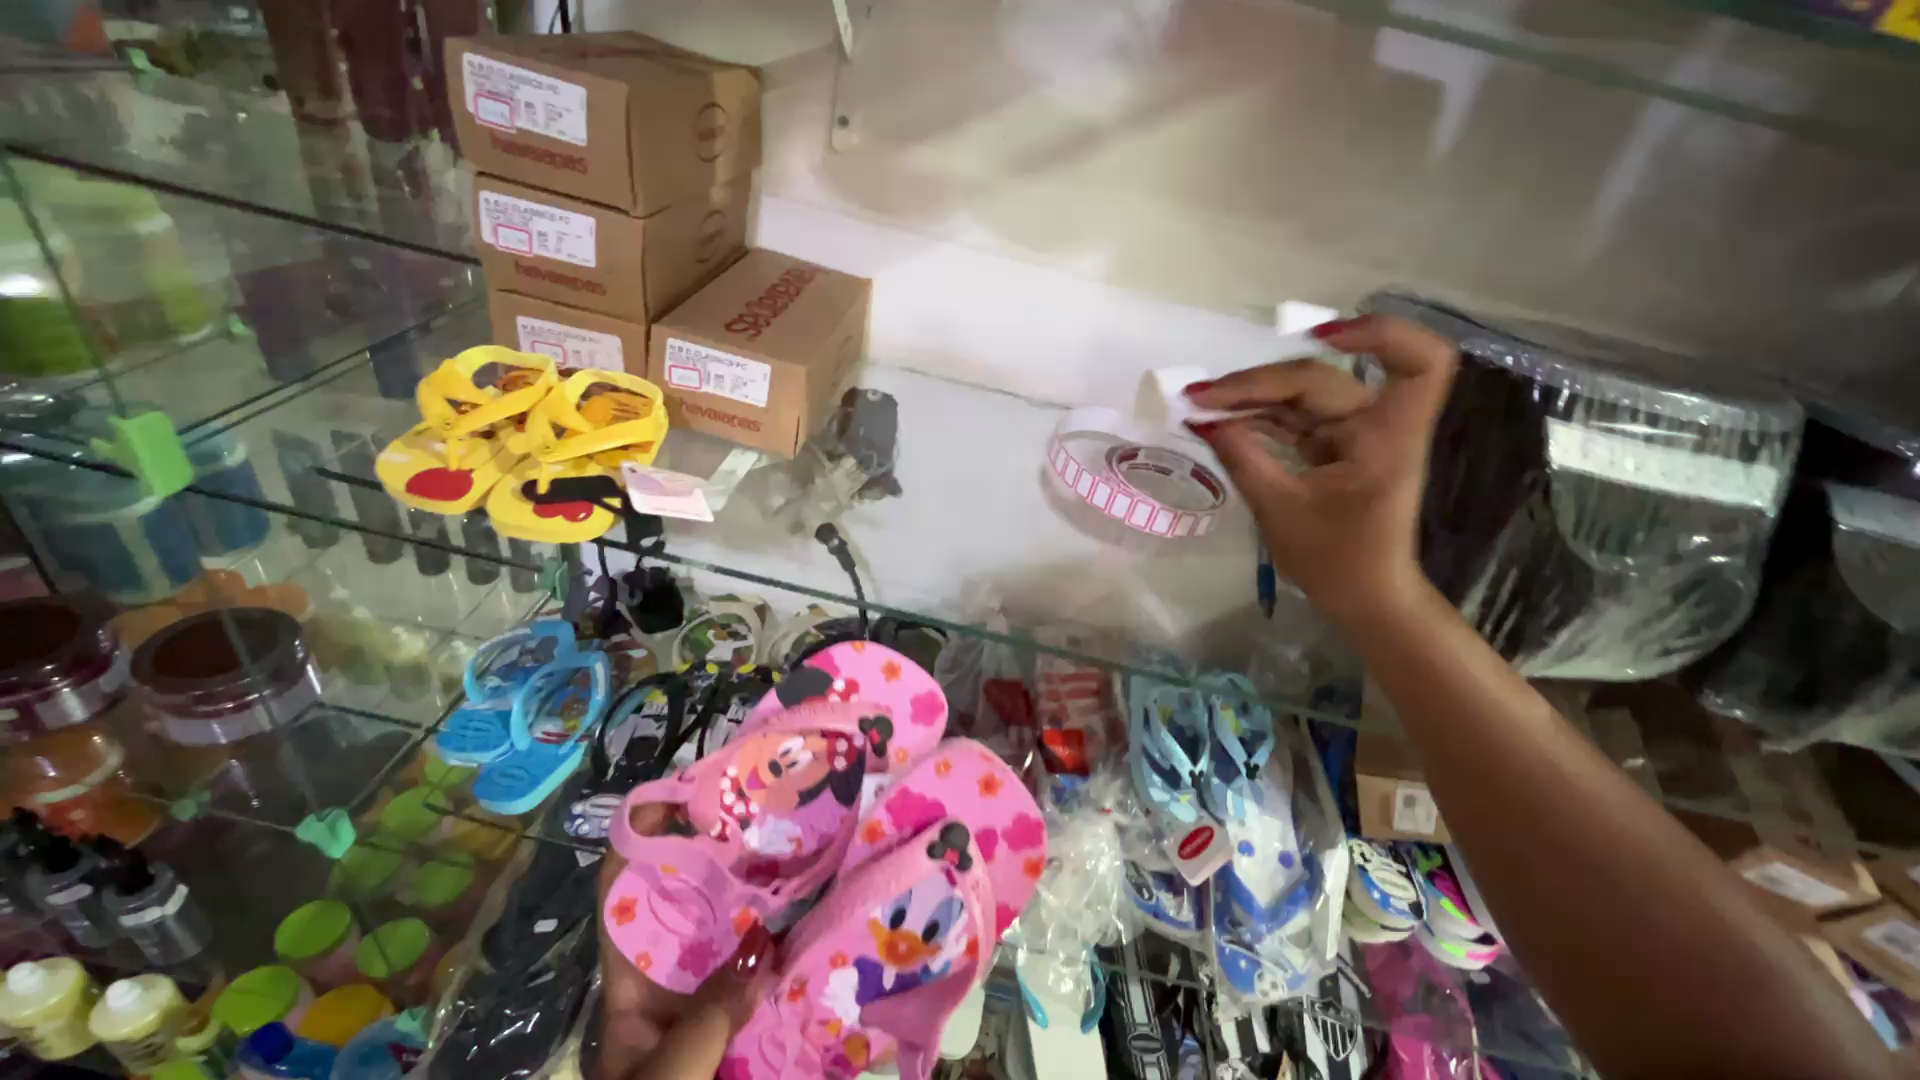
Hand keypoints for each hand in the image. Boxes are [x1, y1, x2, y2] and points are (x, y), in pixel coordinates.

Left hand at [595, 804, 775, 1079]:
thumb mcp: (668, 1076)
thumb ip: (712, 1014)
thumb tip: (768, 945)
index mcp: (625, 990)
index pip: (624, 898)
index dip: (641, 842)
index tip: (684, 795)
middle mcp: (664, 988)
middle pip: (685, 911)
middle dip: (718, 866)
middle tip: (768, 818)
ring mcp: (701, 1010)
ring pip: (728, 946)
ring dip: (759, 910)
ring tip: (801, 858)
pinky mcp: (735, 1034)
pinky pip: (759, 987)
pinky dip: (784, 962)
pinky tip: (818, 933)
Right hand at [1183, 314, 1457, 623]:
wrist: (1364, 598)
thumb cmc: (1336, 561)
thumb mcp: (1281, 510)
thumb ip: (1242, 458)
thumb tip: (1204, 419)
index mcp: (1387, 438)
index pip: (1417, 362)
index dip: (1378, 335)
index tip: (1320, 339)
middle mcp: (1376, 425)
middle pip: (1322, 378)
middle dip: (1259, 383)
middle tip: (1200, 397)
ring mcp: (1354, 434)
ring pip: (1302, 394)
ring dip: (1251, 395)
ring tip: (1200, 404)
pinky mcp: (1334, 446)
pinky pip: (1294, 417)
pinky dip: (1258, 415)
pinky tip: (1220, 419)